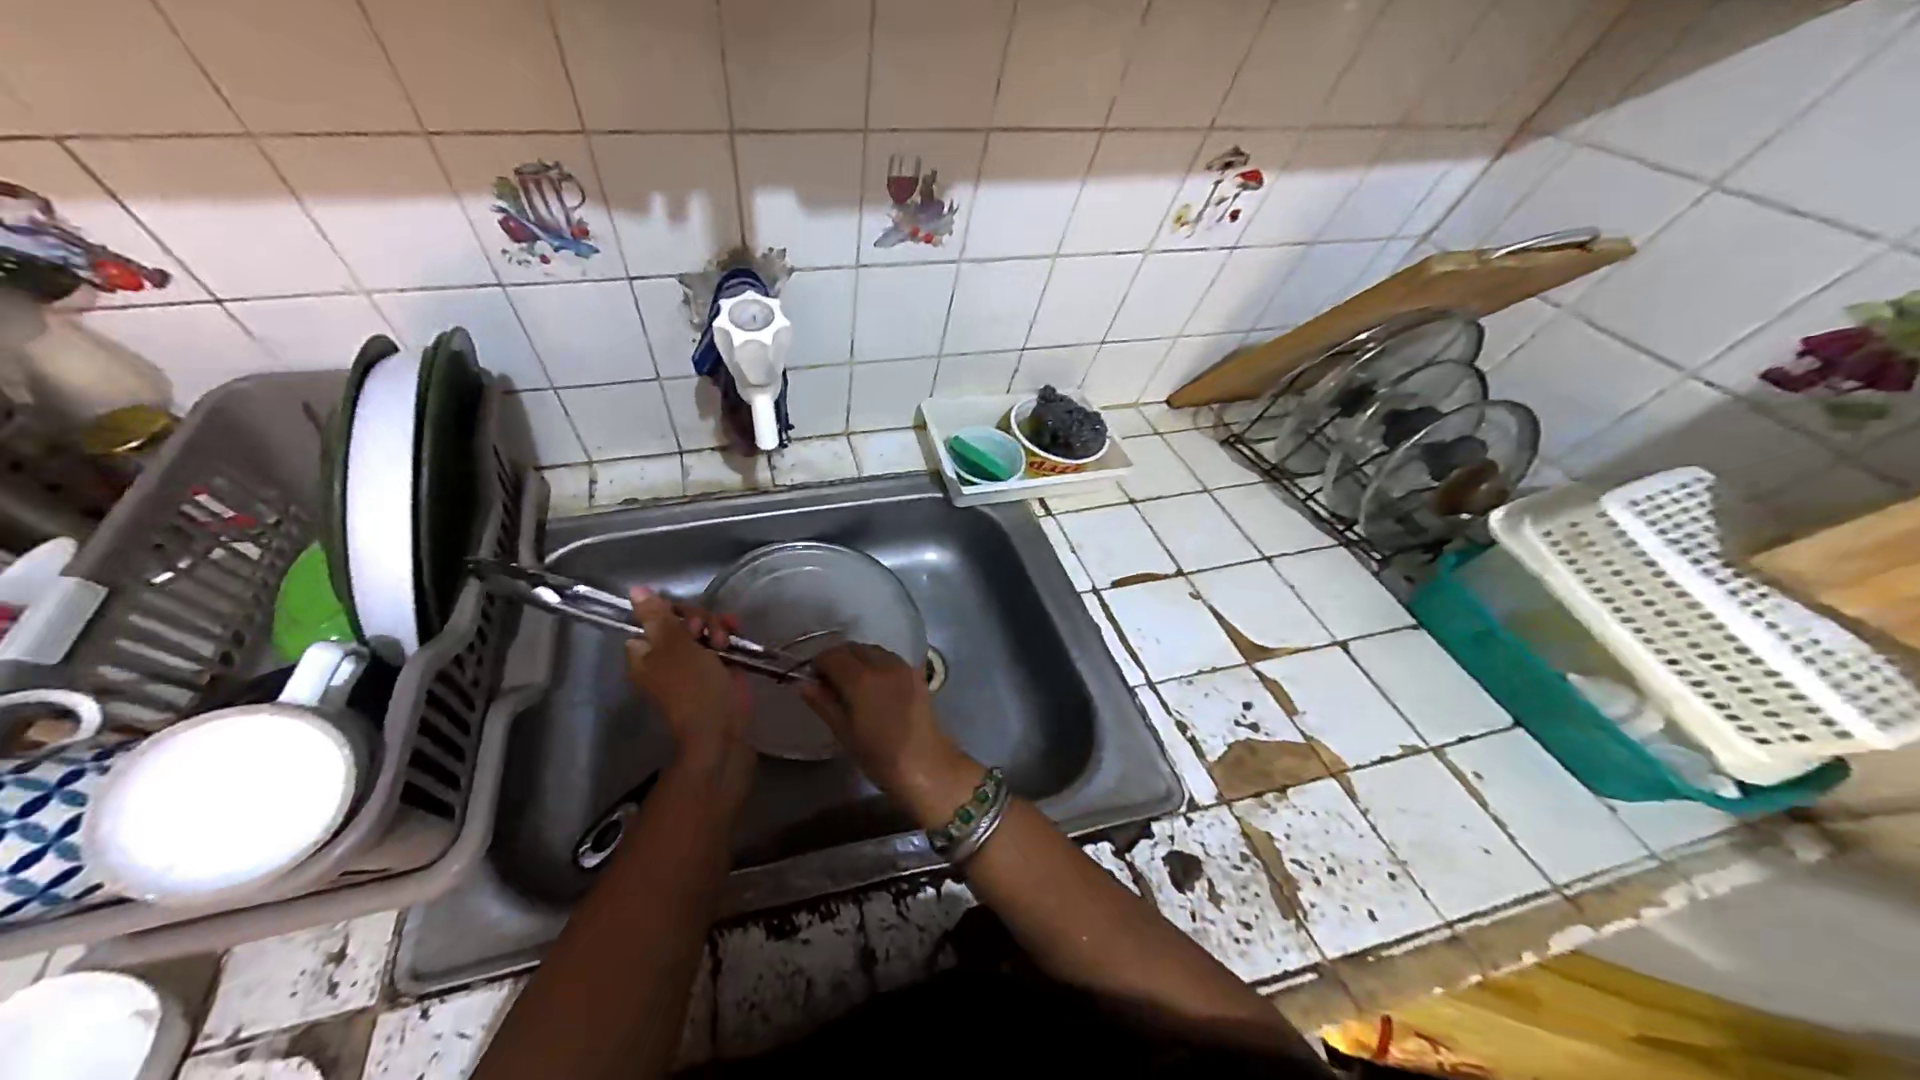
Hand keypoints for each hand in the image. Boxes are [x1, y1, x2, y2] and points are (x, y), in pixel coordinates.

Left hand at [626, 588, 752, 782]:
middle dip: (697, 619)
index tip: (682, 616)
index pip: (652, 619)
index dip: (668, 611)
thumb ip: (656, 616)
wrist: (722, 727)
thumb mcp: (672, 646)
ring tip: (725, 640)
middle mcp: (668, 656)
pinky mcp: (719, 667)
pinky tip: (736, 636)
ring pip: (704, 628)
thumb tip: (635, 590)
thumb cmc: (692, 687)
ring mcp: (695, 661)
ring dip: (716, 626)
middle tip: (703, 631)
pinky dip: (729, 635)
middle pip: (681, 619)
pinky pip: (722, 640)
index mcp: (646, 654)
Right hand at [800, 643, 980, 828]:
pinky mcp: (916, 673)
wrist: (926, 765)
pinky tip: (874, 685)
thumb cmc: (880, 756)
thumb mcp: (844, 732)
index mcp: (861, 680)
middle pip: (852, 648)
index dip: (818, 664)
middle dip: (837, 658)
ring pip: (872, 650)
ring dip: (857, 658)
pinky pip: (889, 658)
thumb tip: (803, 684)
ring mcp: (902, 667)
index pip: (832, 656)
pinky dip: (876, 663)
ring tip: (853, 684)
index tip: (814, 680)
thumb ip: (823, 703)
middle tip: (830, 682)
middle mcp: (883, 665)